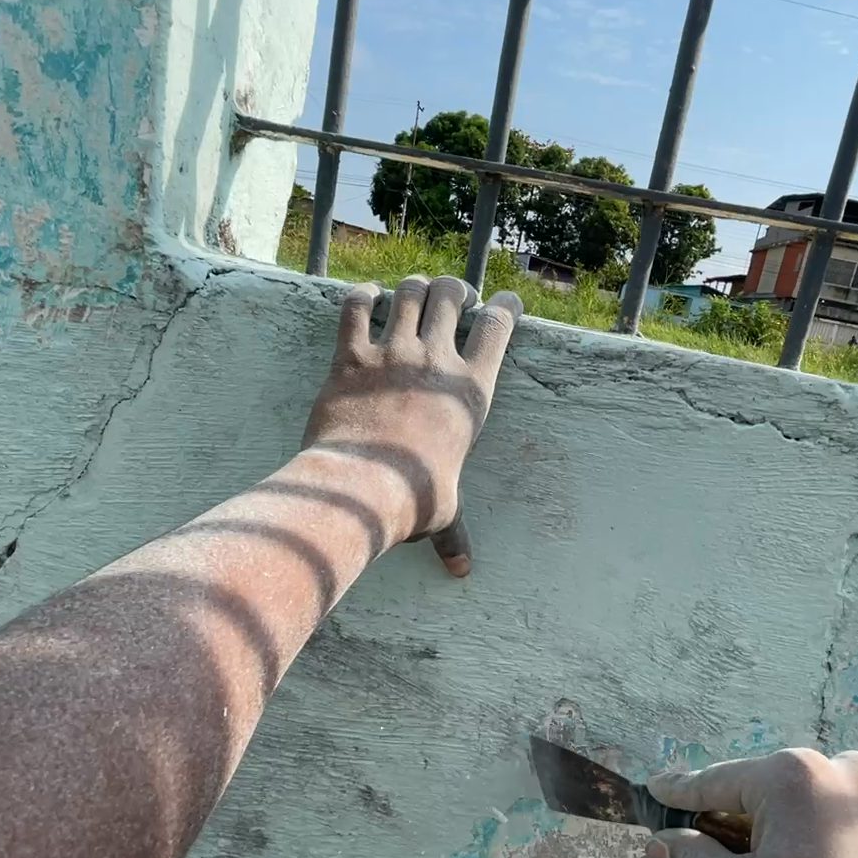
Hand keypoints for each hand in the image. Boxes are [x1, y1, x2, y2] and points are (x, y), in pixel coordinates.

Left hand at [302, 275, 521, 576]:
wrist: (361, 488)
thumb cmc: (413, 500)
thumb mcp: (445, 511)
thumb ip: (455, 533)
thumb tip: (462, 570)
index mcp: (471, 393)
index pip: (498, 330)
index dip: (506, 307)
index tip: (507, 302)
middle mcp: (437, 363)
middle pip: (453, 295)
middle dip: (456, 288)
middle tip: (454, 296)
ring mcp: (393, 356)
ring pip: (409, 292)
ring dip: (414, 287)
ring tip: (413, 293)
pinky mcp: (351, 357)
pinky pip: (356, 306)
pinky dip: (362, 296)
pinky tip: (366, 299)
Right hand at [647, 750, 857, 857]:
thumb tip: (662, 840)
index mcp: (793, 778)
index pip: (720, 781)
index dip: (682, 791)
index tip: (658, 789)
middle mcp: (847, 771)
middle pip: (774, 789)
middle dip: (746, 817)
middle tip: (722, 850)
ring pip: (822, 803)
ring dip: (798, 828)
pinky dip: (841, 842)